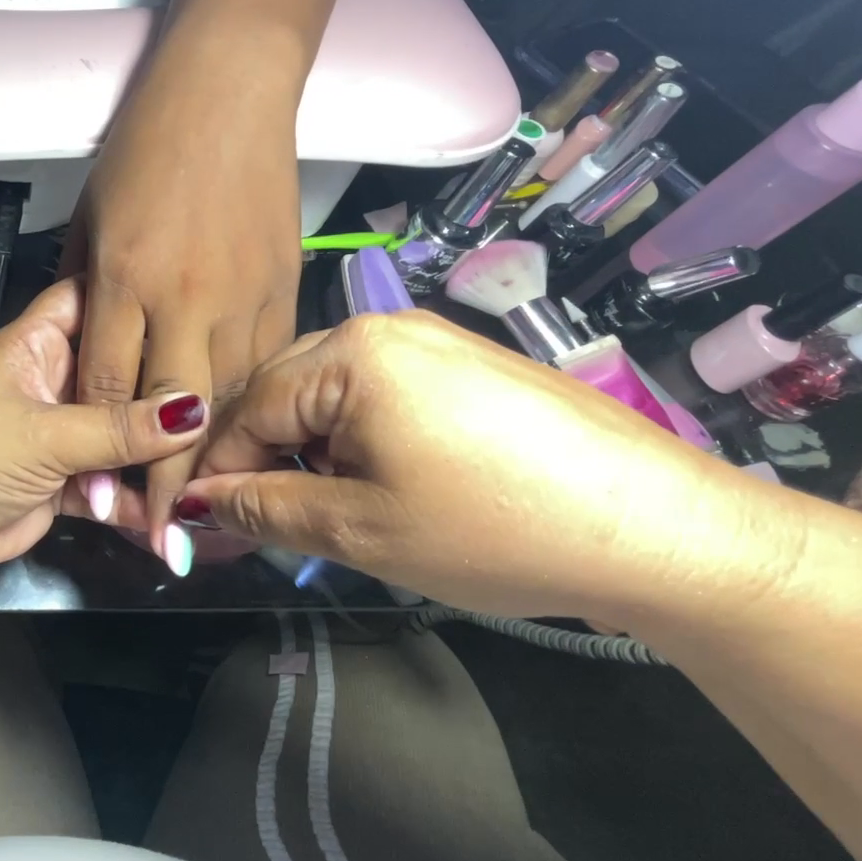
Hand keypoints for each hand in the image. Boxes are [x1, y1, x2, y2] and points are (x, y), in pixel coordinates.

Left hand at [0, 278, 211, 591]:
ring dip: (159, 457)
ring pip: (126, 433)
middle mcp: (58, 380)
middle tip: (229, 411)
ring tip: (210, 474)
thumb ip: (118, 428)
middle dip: (169, 393)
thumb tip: (196, 411)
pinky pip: (114, 482)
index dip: (138, 297)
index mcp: (38, 344)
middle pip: (125, 373)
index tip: (196, 301)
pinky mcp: (68, 480)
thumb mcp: (42, 436)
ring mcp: (64, 432)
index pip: (94, 301)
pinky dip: (136, 500)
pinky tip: (176, 518)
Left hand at [61, 84, 302, 567]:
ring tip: (205, 505)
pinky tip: (248, 436)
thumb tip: (79, 351)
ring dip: (215, 453)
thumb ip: (83, 292)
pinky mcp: (283, 286)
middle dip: (165, 479)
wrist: (225, 87)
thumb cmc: (139, 148)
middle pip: (169, 409)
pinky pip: (264, 363)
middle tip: (161, 534)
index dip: (106, 446)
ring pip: (225, 396)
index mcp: (121, 279)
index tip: (110, 498)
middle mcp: (181, 297)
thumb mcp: (87, 221)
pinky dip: (253, 405)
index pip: (108, 385)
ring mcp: (240, 293)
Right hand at [179, 312, 777, 622]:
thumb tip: (194, 504)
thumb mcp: (359, 528)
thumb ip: (261, 508)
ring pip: (326, 392)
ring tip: (319, 504)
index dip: (215, 469)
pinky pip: (374, 390)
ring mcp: (430, 340)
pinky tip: (374, 477)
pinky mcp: (465, 363)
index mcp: (350, 352)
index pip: (246, 408)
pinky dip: (352, 434)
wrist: (667, 532)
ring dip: (305, 447)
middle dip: (259, 456)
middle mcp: (382, 328)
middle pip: (282, 391)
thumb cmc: (494, 528)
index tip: (198, 522)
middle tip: (253, 520)